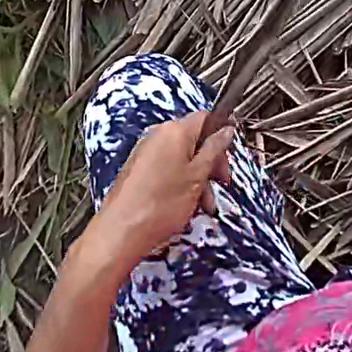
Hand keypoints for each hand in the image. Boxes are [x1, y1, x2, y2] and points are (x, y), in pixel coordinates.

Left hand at [78, 112, 233, 271]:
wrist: (120, 233)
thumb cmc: (161, 204)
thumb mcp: (197, 176)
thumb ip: (214, 150)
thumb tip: (226, 129)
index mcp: (174, 131)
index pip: (206, 118)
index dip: (222, 133)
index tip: (230, 152)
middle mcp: (158, 135)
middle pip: (195, 140)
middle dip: (211, 162)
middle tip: (220, 184)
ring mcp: (146, 152)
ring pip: (182, 158)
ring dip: (197, 178)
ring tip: (202, 205)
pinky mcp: (138, 170)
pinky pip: (167, 168)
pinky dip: (180, 183)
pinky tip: (184, 206)